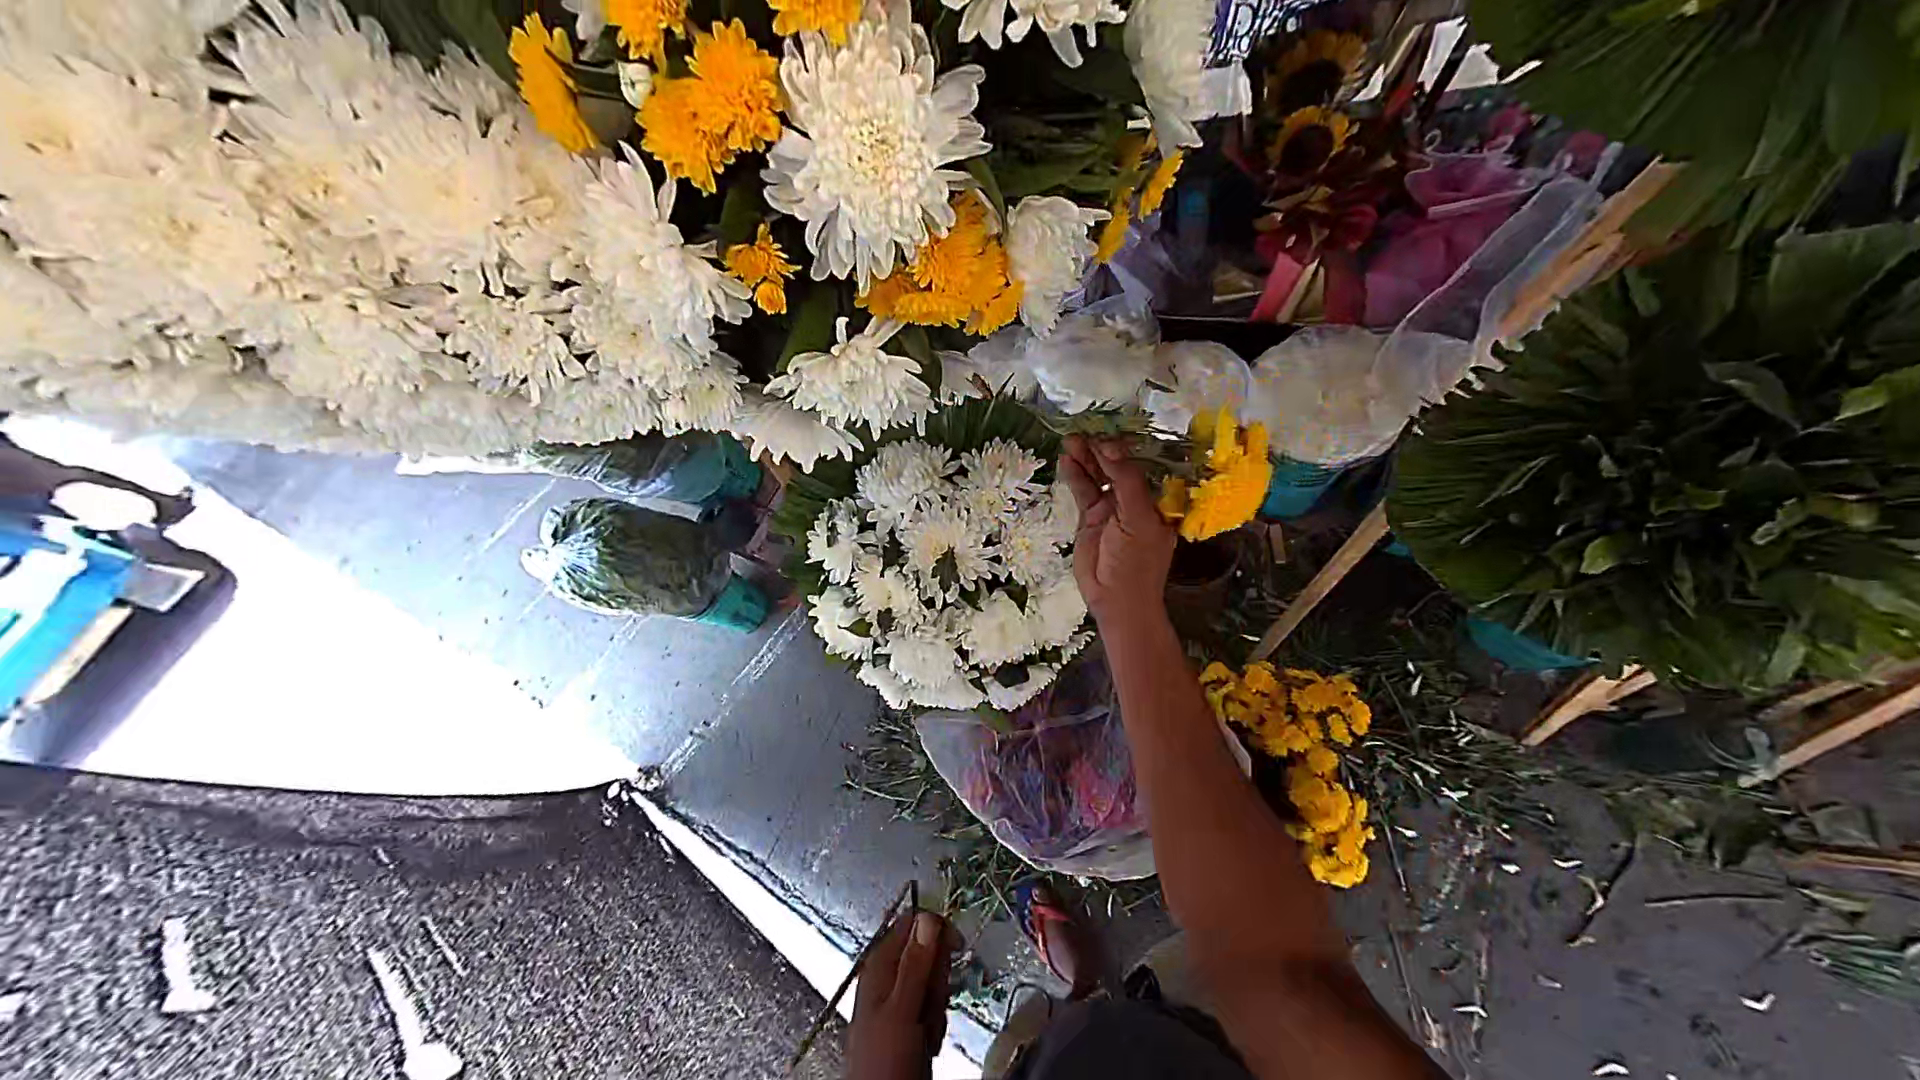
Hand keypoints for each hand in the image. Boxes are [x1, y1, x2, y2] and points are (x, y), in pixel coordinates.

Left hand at [847, 911, 952, 1079]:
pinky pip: (934, 1010)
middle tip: (930, 1005)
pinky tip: (927, 1044)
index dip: (937, 931)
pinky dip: (936, 1026)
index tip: (955, 948)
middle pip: (928, 955)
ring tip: (925, 1033)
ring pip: (934, 984)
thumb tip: (928, 918)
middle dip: (937, 980)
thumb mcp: (901, 1010)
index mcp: (881, 965)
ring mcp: (901, 1003)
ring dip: (937, 1007)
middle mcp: (890, 978)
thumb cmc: (883, 1061)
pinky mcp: (911, 1024)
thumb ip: (915, 964)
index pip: (913, 924)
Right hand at [1060, 435, 1176, 628]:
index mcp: (1153, 500)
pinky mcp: (1090, 519)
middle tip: (1079, 434)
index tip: (1103, 438)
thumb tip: (1110, 448)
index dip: (1119, 450)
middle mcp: (1132, 501)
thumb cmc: (1137, 562)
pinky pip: (1083, 492)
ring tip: (1068, 441)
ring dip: (1083, 460)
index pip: (1136, 467)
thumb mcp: (1138, 518)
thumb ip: (1126, 481)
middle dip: (1097, 451)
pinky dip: (1075, 476)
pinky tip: (1066, 462)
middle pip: (1113, 468)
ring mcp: (1110, 509)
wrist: (1117, 600)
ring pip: (1096, 477)